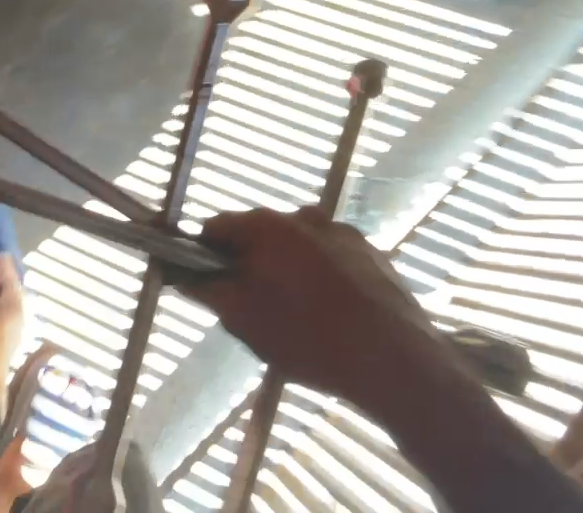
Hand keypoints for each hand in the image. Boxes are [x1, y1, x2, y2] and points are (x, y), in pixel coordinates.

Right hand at [184, 207, 462, 412]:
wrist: (401, 366)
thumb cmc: (308, 337)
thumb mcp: (242, 319)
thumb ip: (206, 290)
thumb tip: (181, 276)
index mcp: (263, 226)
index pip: (214, 228)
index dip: (204, 255)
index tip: (210, 284)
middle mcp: (301, 217)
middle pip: (257, 234)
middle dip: (248, 262)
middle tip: (253, 305)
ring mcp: (342, 233)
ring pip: (297, 246)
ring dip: (287, 268)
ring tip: (297, 312)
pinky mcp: (375, 255)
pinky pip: (332, 258)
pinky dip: (324, 276)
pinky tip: (333, 313)